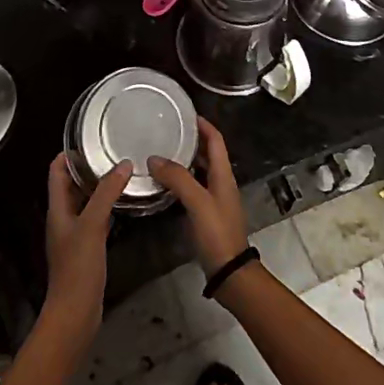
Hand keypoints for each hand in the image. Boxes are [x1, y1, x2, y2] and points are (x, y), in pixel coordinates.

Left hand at [45, 154, 129, 330]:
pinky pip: (96, 218)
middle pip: (71, 185)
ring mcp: (75, 234)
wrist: (75, 312)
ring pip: (85, 201)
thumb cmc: (78, 267)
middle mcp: (63, 219)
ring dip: (99, 187)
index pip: (57, 173)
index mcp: (57, 210)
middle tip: (111, 150)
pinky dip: (106, 206)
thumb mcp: (92, 225)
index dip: (67, 154)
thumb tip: (123, 163)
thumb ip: (106, 193)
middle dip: (87, 167)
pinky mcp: (87, 248)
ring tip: (121, 171)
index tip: (88, 138)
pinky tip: (123, 203)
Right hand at [150, 119, 248, 271]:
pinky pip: (194, 187)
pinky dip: (181, 179)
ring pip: (200, 170)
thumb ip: (178, 178)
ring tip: (162, 151)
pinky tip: (165, 182)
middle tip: (168, 130)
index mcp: (224, 174)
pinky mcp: (207, 213)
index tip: (187, 113)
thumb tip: (154, 158)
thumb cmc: (217, 233)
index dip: (204, 125)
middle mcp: (221, 182)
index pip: (216, 140)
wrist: (229, 271)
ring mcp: (215, 199)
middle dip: (192, 139)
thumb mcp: (198, 202)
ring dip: (185, 160)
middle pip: (208, 153)